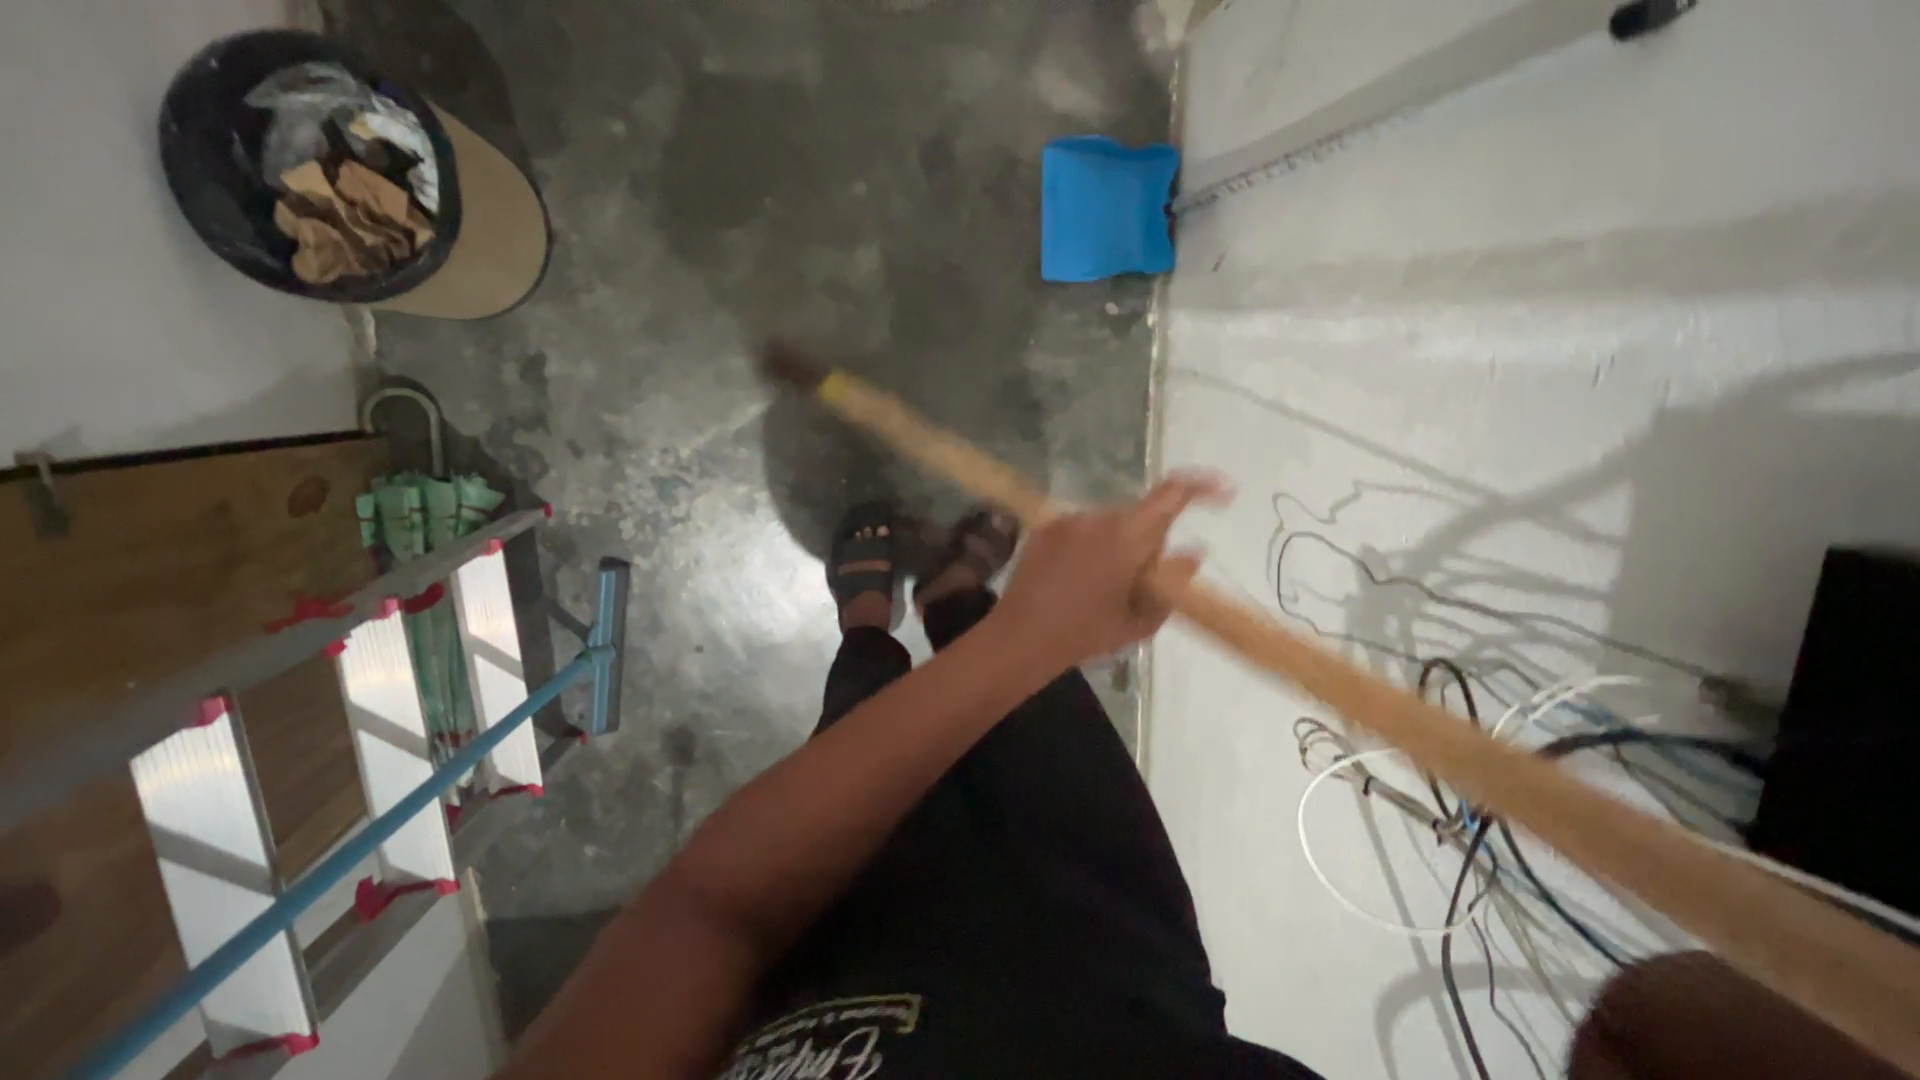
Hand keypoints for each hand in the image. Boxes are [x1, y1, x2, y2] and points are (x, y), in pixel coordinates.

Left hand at [992, 470, 1231, 670]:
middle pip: (1138, 516)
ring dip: (1115, 545)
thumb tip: (1192, 553)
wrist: (1022, 637)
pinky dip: (1087, 548)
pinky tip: (1076, 580)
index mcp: (1128, 536)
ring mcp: (1067, 520)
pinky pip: (1080, 530)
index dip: (1202, 487)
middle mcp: (1098, 517)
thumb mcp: (1141, 620)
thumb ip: (1173, 583)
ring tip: (1102, 587)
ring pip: (1108, 525)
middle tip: (1142, 581)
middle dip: (1147, 540)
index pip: (1172, 495)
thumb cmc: (1086, 633)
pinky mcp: (1044, 528)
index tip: (1224, 491)